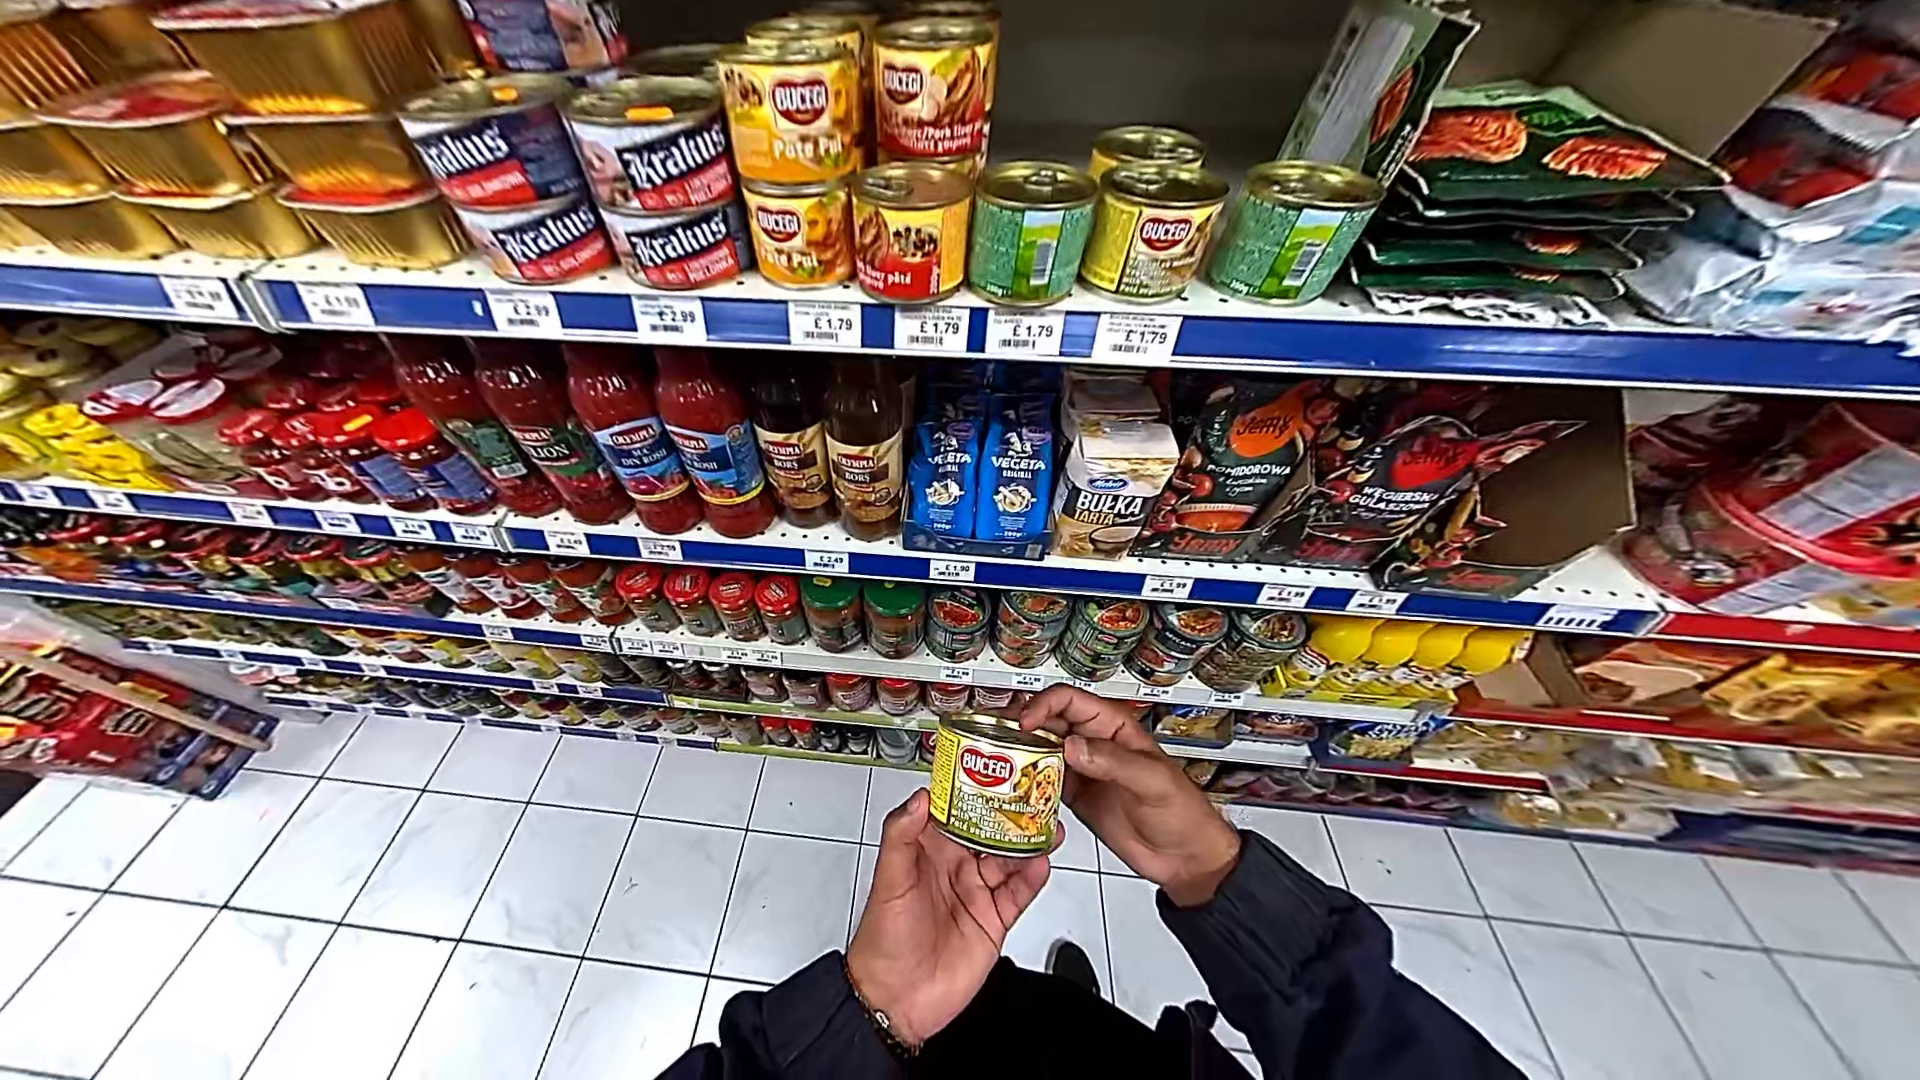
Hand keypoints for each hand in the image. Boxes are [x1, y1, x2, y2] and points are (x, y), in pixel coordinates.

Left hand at [845, 789, 1049, 1046]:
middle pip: (991, 831)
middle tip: (1034, 794)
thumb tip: (921, 796)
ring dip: (1030, 842)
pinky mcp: (993, 919)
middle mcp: (956, 865)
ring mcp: (977, 891)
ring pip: (1010, 858)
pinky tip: (1041, 863)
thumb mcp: (889, 878)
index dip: (976, 790)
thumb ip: (901, 834)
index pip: (958, 810)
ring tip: (1048, 826)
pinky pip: (1018, 893)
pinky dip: (1032, 878)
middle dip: (1013, 814)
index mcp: (931, 848)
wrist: (896, 1001)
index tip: (995, 769)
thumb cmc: (883, 937)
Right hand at [1019, 686, 1241, 905]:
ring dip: (1020, 753)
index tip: (1026, 723)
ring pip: (1040, 749)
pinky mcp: (1073, 795)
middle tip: (998, 739)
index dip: (1043, 705)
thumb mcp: (1152, 782)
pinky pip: (1043, 780)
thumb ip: (1113, 762)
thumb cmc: (1182, 813)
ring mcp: (1081, 768)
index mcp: (1112, 726)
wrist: (1186, 860)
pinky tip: (1014, 788)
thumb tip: (1072, 746)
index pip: (1069, 700)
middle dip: (1022, 726)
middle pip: (1048, 721)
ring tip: (998, 762)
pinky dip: (1027, 782)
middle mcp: (1092, 742)